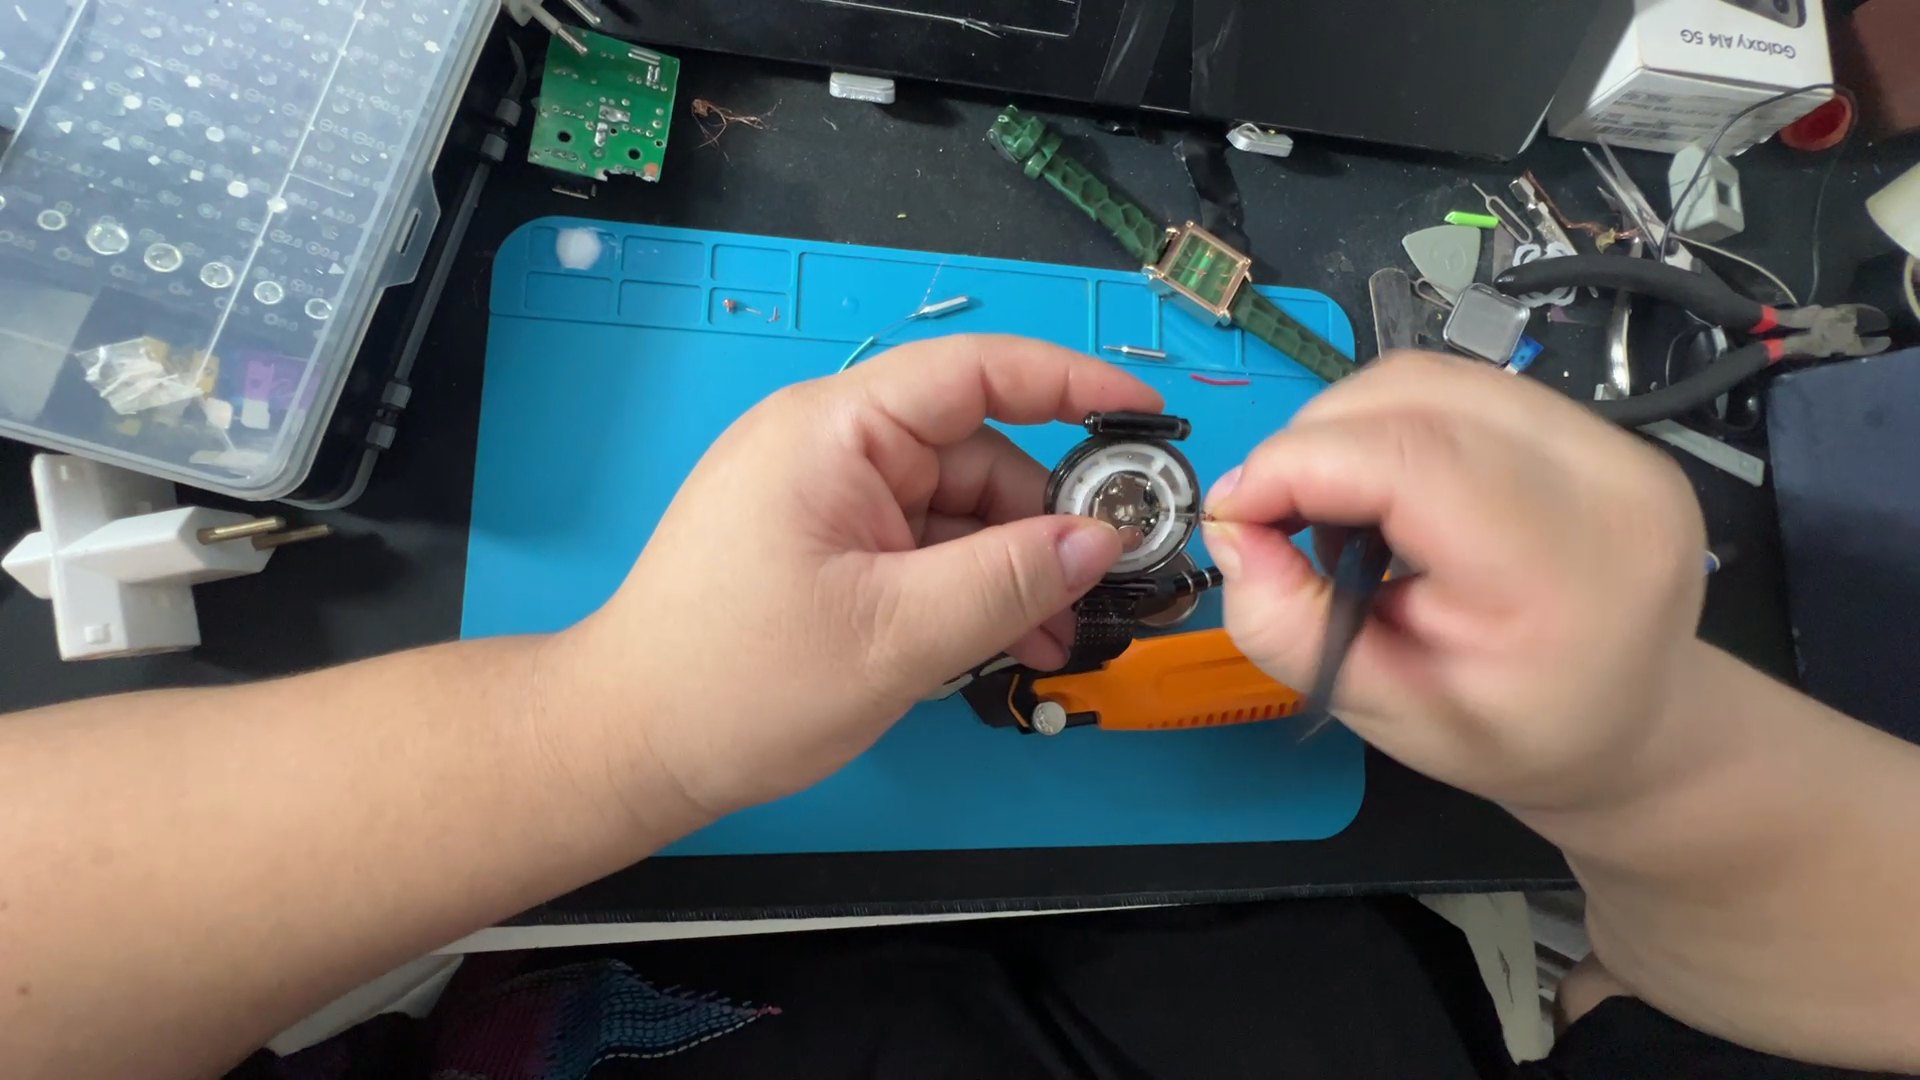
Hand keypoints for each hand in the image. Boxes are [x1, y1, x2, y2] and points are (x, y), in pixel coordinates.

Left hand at [544, 336, 1160, 824]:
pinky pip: (924, 548)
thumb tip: (1100, 540)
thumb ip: (1009, 580)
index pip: (974, 373)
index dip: (1070, 383)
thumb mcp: (897, 634)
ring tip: (1053, 639)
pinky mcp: (834, 544)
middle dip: (1042, 524)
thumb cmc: (744, 683)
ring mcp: (834, 498)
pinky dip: (968, 588)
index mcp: (837, 430)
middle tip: (1097, 593)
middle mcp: (837, 447)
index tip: (1144, 413)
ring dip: (1010, 570)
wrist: (633, 746)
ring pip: (957, 514)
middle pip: (975, 458)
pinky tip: (1003, 638)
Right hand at [1203, 351, 1706, 810]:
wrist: (1628, 721)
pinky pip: (1442, 388)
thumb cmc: (1504, 733)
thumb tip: (1230, 531)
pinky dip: (1372, 428)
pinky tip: (1374, 491)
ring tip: (1328, 510)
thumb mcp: (1379, 708)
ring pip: (1418, 379)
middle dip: (1304, 447)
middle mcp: (1602, 477)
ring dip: (1335, 433)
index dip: (1292, 467)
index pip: (1408, 458)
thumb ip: (1287, 625)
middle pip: (1408, 397)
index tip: (1232, 516)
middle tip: (1272, 519)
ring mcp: (1602, 439)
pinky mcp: (1581, 425)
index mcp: (1563, 570)